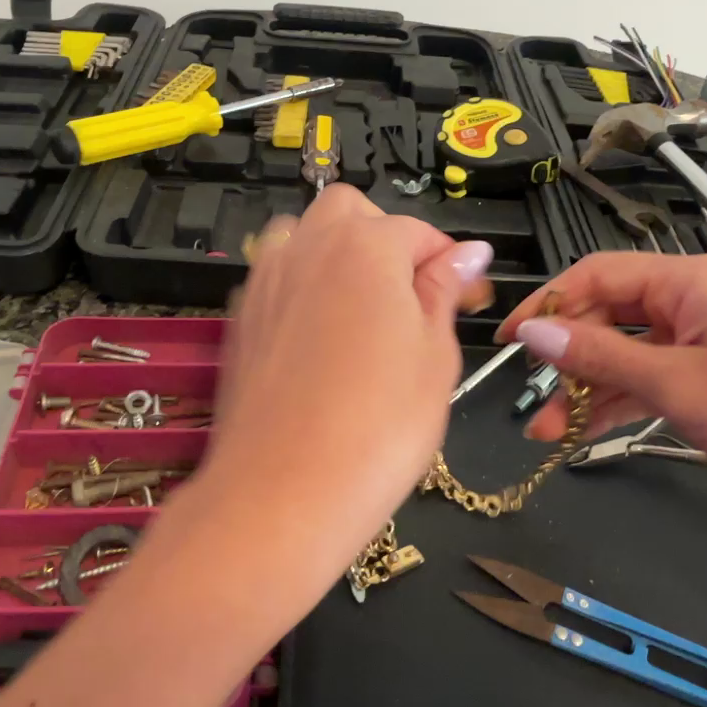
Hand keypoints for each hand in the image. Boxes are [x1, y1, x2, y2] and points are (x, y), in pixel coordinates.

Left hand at [186, 186, 494, 573]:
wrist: (282, 493)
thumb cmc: (375, 430)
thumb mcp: (436, 357)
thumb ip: (444, 291)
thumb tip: (465, 255)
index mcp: (365, 247)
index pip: (419, 231)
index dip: (451, 263)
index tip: (466, 296)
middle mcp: (307, 247)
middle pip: (352, 213)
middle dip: (387, 239)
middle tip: (413, 298)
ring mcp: (265, 280)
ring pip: (306, 237)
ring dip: (340, 256)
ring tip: (366, 314)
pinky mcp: (241, 318)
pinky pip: (279, 278)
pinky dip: (306, 289)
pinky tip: (324, 342)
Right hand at [498, 252, 706, 507]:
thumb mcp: (676, 385)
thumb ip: (598, 356)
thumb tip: (532, 330)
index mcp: (686, 281)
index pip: (595, 276)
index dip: (545, 306)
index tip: (507, 342)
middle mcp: (693, 298)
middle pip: (608, 314)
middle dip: (565, 357)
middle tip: (530, 401)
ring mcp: (706, 335)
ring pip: (628, 351)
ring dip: (588, 387)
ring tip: (548, 430)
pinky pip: (654, 375)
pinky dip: (622, 399)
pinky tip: (587, 430)